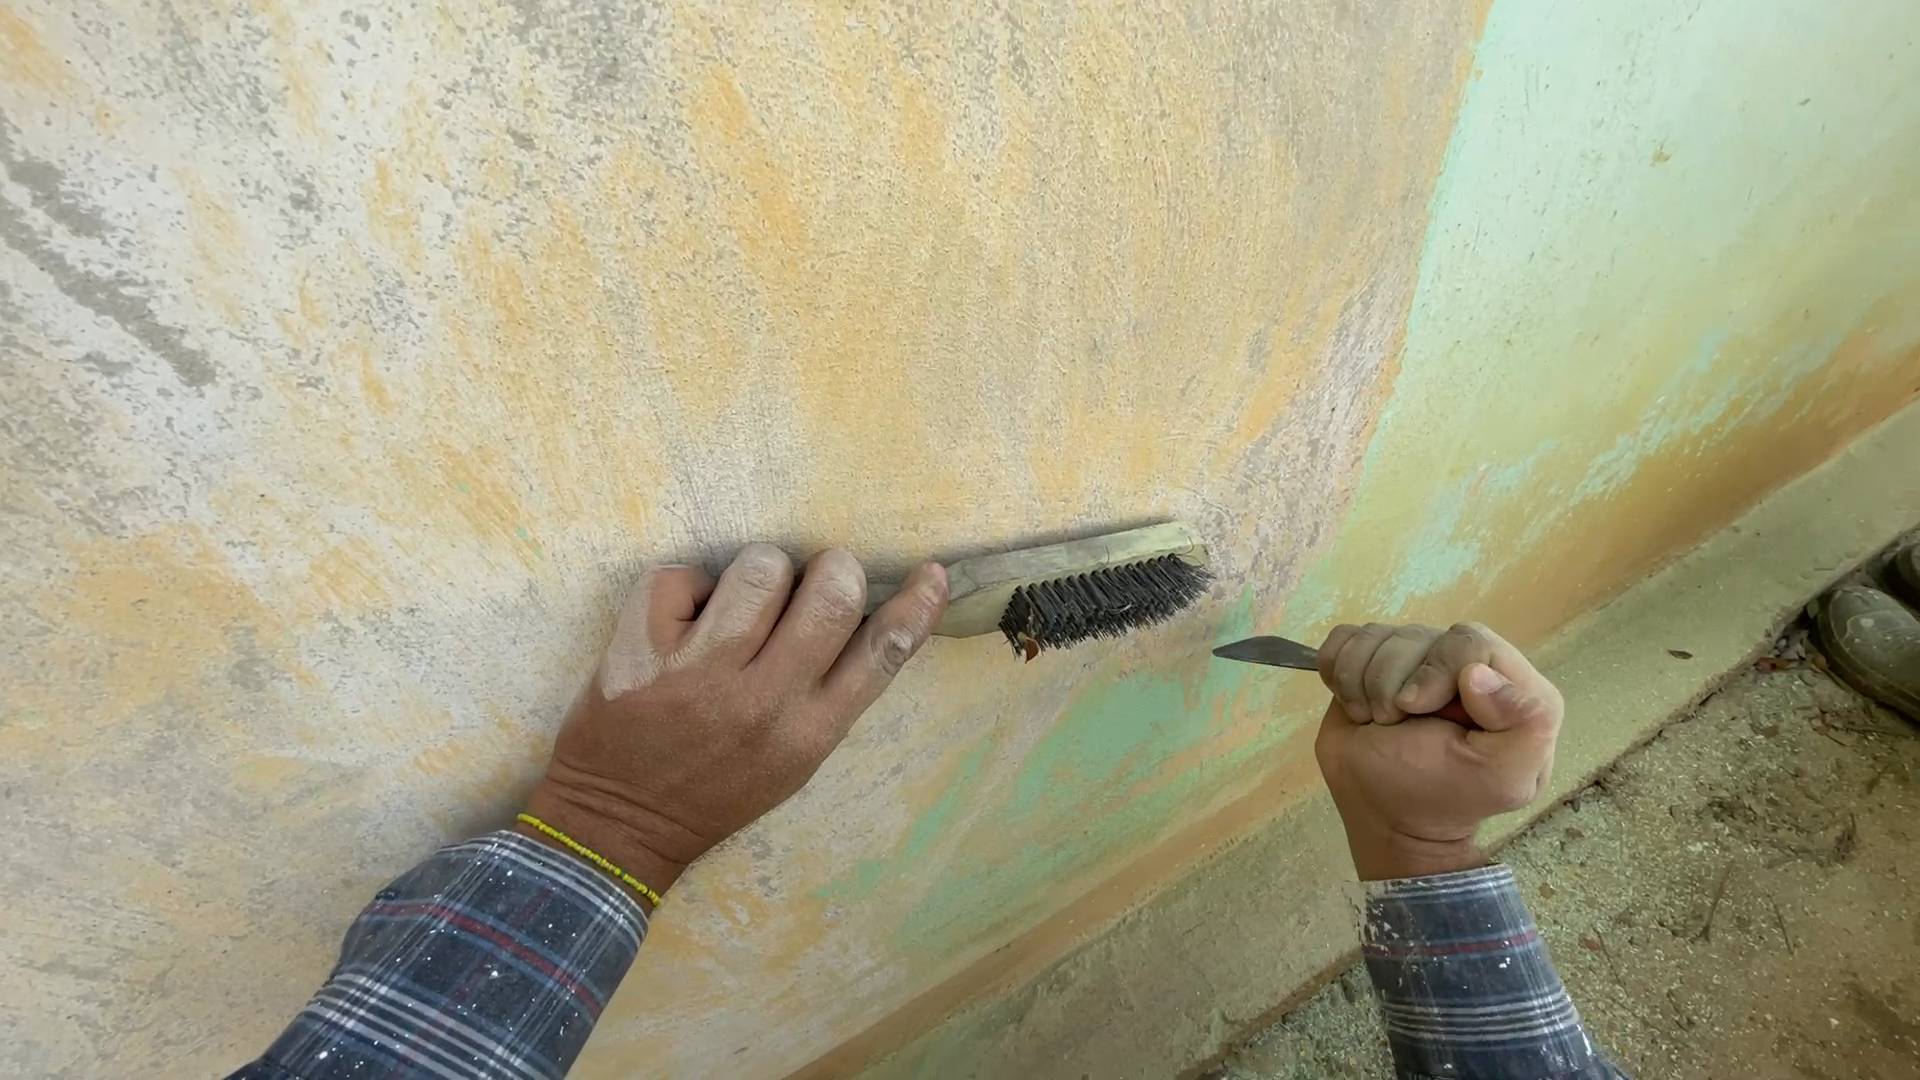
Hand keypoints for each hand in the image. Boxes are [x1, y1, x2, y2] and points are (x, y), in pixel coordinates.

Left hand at [521, 545, 948, 904]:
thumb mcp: (797, 756)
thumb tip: (870, 609)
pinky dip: (686, 588)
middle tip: (810, 583)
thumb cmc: (719, 787)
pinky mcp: (638, 652)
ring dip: (758, 573)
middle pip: (830, 594)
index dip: (916, 606)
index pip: (881, 653)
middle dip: (829, 570)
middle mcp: (763, 701)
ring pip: (761, 567)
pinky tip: (680, 620)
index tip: (929, 573)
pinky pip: (682, 574)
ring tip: (739, 604)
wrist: (615, 828)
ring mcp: (697, 675)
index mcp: (811, 731)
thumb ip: (835, 689)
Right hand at [1313, 622, 1563, 880]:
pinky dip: (1336, 669)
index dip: (1435, 669)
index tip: (1414, 710)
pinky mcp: (1366, 659)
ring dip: (1359, 683)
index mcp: (1506, 684)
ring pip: (1373, 635)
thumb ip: (1523, 726)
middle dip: (1388, 680)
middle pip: (1414, 636)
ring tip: (1371, 720)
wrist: (1377, 808)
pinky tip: (1352, 702)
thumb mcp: (1497, 776)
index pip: (1469, 641)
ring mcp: (1409, 658)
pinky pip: (1344, 638)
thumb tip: (1478, 674)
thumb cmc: (1436, 794)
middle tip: (1390, 722)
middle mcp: (1458, 663)